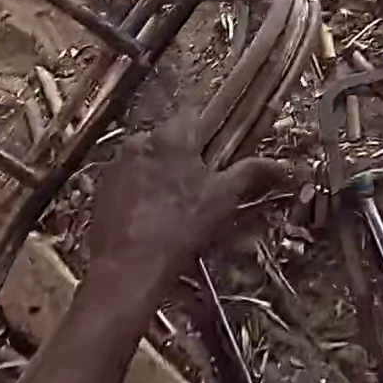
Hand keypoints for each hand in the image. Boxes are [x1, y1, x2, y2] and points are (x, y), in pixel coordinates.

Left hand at [85, 121, 286, 297]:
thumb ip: (249, 174)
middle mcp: (140, 140)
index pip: (194, 115)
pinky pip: (126, 178)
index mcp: (170, 137)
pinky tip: (148, 215)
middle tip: (198, 184)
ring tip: (172, 204)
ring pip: (146, 158)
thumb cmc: (180, 228)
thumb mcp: (221, 200)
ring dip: (158, 171)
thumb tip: (281, 164)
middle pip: (168, 138)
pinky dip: (137, 189)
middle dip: (183, 155)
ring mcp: (116, 162)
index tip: (218, 149)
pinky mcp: (101, 186)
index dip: (209, 130)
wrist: (127, 268)